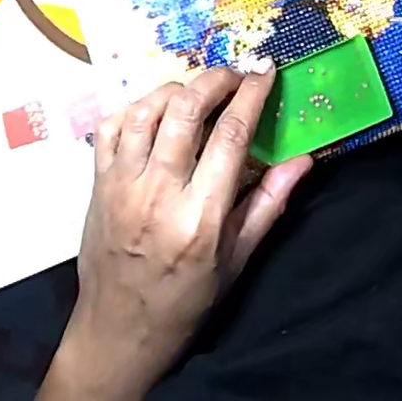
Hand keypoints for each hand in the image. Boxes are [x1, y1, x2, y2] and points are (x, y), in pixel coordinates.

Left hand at [41, 65, 312, 400]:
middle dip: (215, 80)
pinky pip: (112, 125)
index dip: (251, 95)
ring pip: (147, 110)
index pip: (231, 136)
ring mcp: (122, 183)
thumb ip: (270, 204)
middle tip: (234, 75)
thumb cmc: (185, 299)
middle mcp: (158, 193)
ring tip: (197, 90)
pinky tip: (156, 109)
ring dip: (176, 88)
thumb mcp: (237, 260)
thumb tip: (304, 159)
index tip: (264, 71)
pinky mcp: (98, 180)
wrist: (119, 330)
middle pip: (186, 110)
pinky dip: (136, 106)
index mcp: (200, 218)